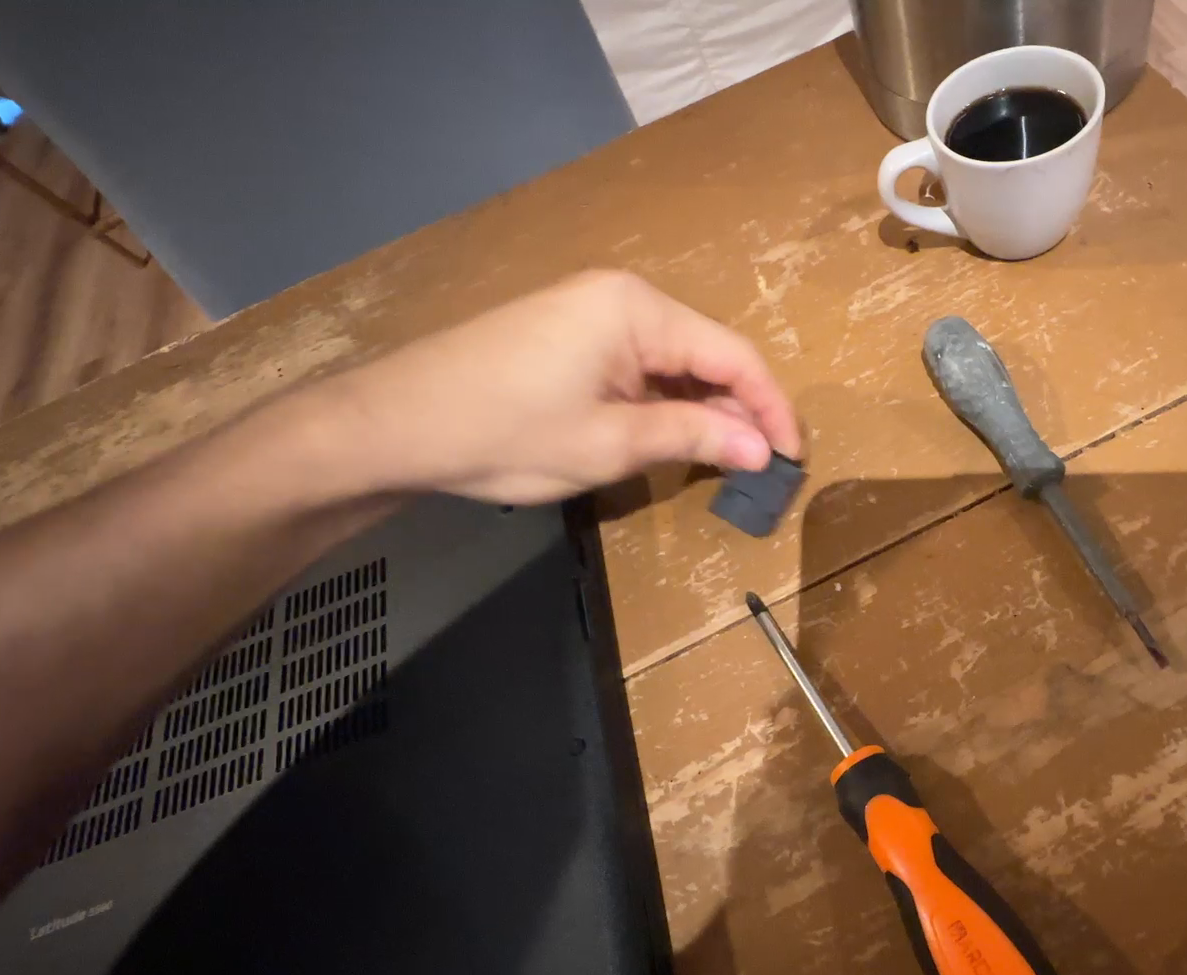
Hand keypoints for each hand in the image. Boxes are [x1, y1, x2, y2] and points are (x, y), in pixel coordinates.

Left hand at [311, 270, 801, 503]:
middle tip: (763, 465)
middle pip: (708, 353)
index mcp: (637, 309)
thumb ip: (694, 438)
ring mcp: (593, 314)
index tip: (793, 457)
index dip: (771, 408)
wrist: (393, 426)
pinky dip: (667, 403)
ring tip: (728, 460)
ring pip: (677, 362)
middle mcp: (622, 298)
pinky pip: (642, 367)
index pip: (733, 355)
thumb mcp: (612, 444)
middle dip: (741, 409)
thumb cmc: (506, 432)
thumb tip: (763, 451)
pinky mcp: (573, 336)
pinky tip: (677, 437)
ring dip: (705, 409)